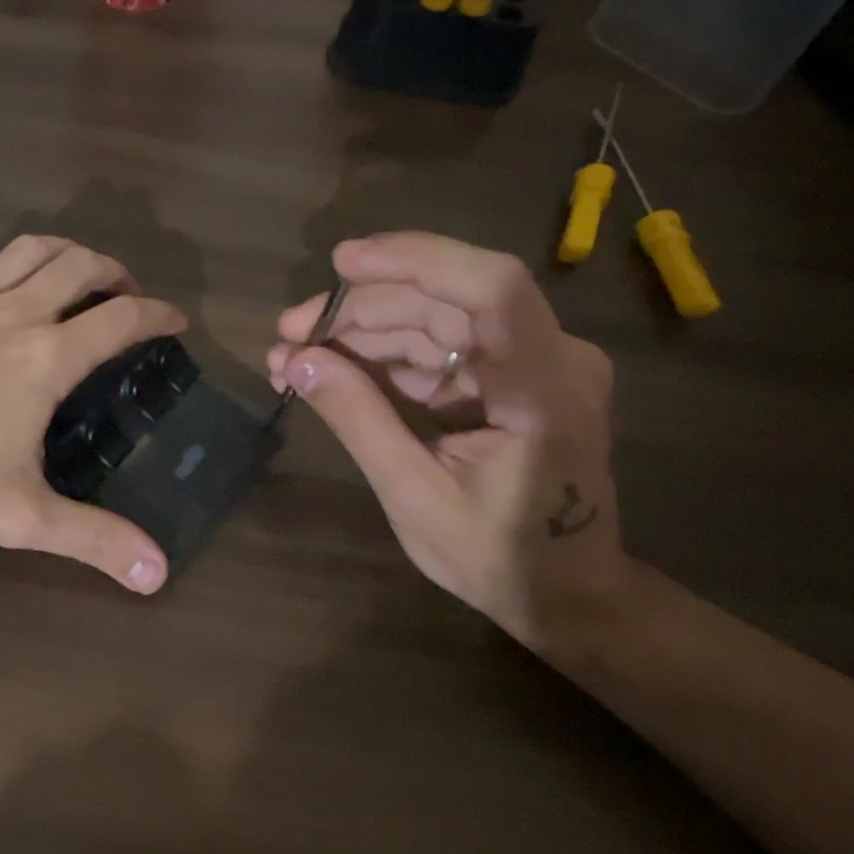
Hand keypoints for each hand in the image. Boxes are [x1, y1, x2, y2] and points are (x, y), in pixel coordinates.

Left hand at [0, 235, 186, 589]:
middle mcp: (9, 315)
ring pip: (25, 250)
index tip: (177, 320)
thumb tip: (158, 574)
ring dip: (63, 252)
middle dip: (115, 270)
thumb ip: (94, 539)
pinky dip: (4, 266)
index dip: (157, 314)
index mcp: (44, 358)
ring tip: (76, 272)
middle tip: (129, 291)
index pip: (119, 319)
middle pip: (77, 265)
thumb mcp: (22, 517)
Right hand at [266, 232, 627, 650]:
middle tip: (287, 332)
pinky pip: (446, 349)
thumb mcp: (414, 495)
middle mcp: (554, 360)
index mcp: (544, 392)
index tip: (341, 265)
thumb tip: (296, 360)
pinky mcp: (516, 377)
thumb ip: (359, 420)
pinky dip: (389, 356)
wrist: (565, 591)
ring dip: (366, 332)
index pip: (491, 290)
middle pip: (450, 301)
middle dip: (362, 310)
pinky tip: (336, 368)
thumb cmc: (496, 556)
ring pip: (441, 320)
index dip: (415, 262)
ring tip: (295, 354)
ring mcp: (537, 365)